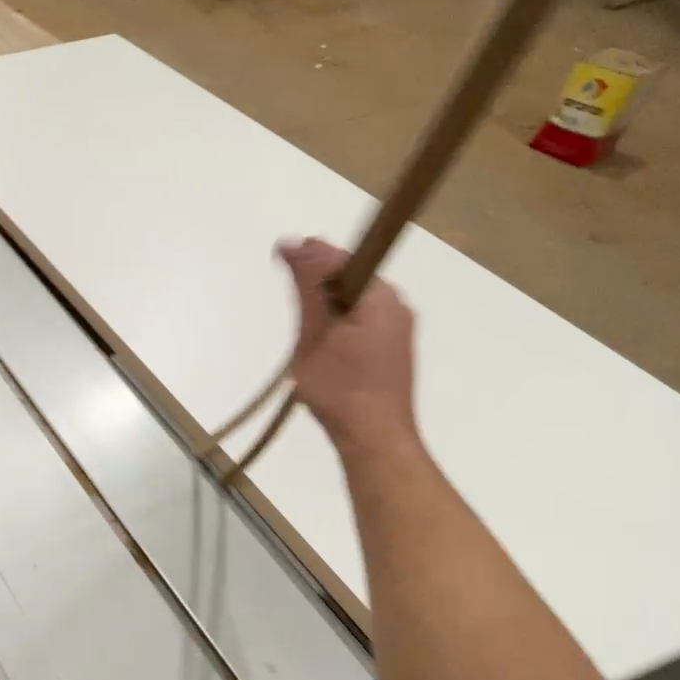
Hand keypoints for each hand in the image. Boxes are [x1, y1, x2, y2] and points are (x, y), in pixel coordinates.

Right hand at [278, 238, 418, 453]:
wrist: (373, 436)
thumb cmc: (340, 387)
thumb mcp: (314, 333)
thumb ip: (307, 287)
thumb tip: (293, 242)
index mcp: (381, 296)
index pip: (342, 258)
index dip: (310, 255)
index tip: (280, 257)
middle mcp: (397, 305)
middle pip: (352, 278)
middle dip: (318, 280)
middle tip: (287, 293)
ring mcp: (399, 329)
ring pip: (356, 301)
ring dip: (327, 303)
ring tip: (301, 324)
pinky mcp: (393, 350)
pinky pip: (362, 321)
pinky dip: (338, 322)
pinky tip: (321, 344)